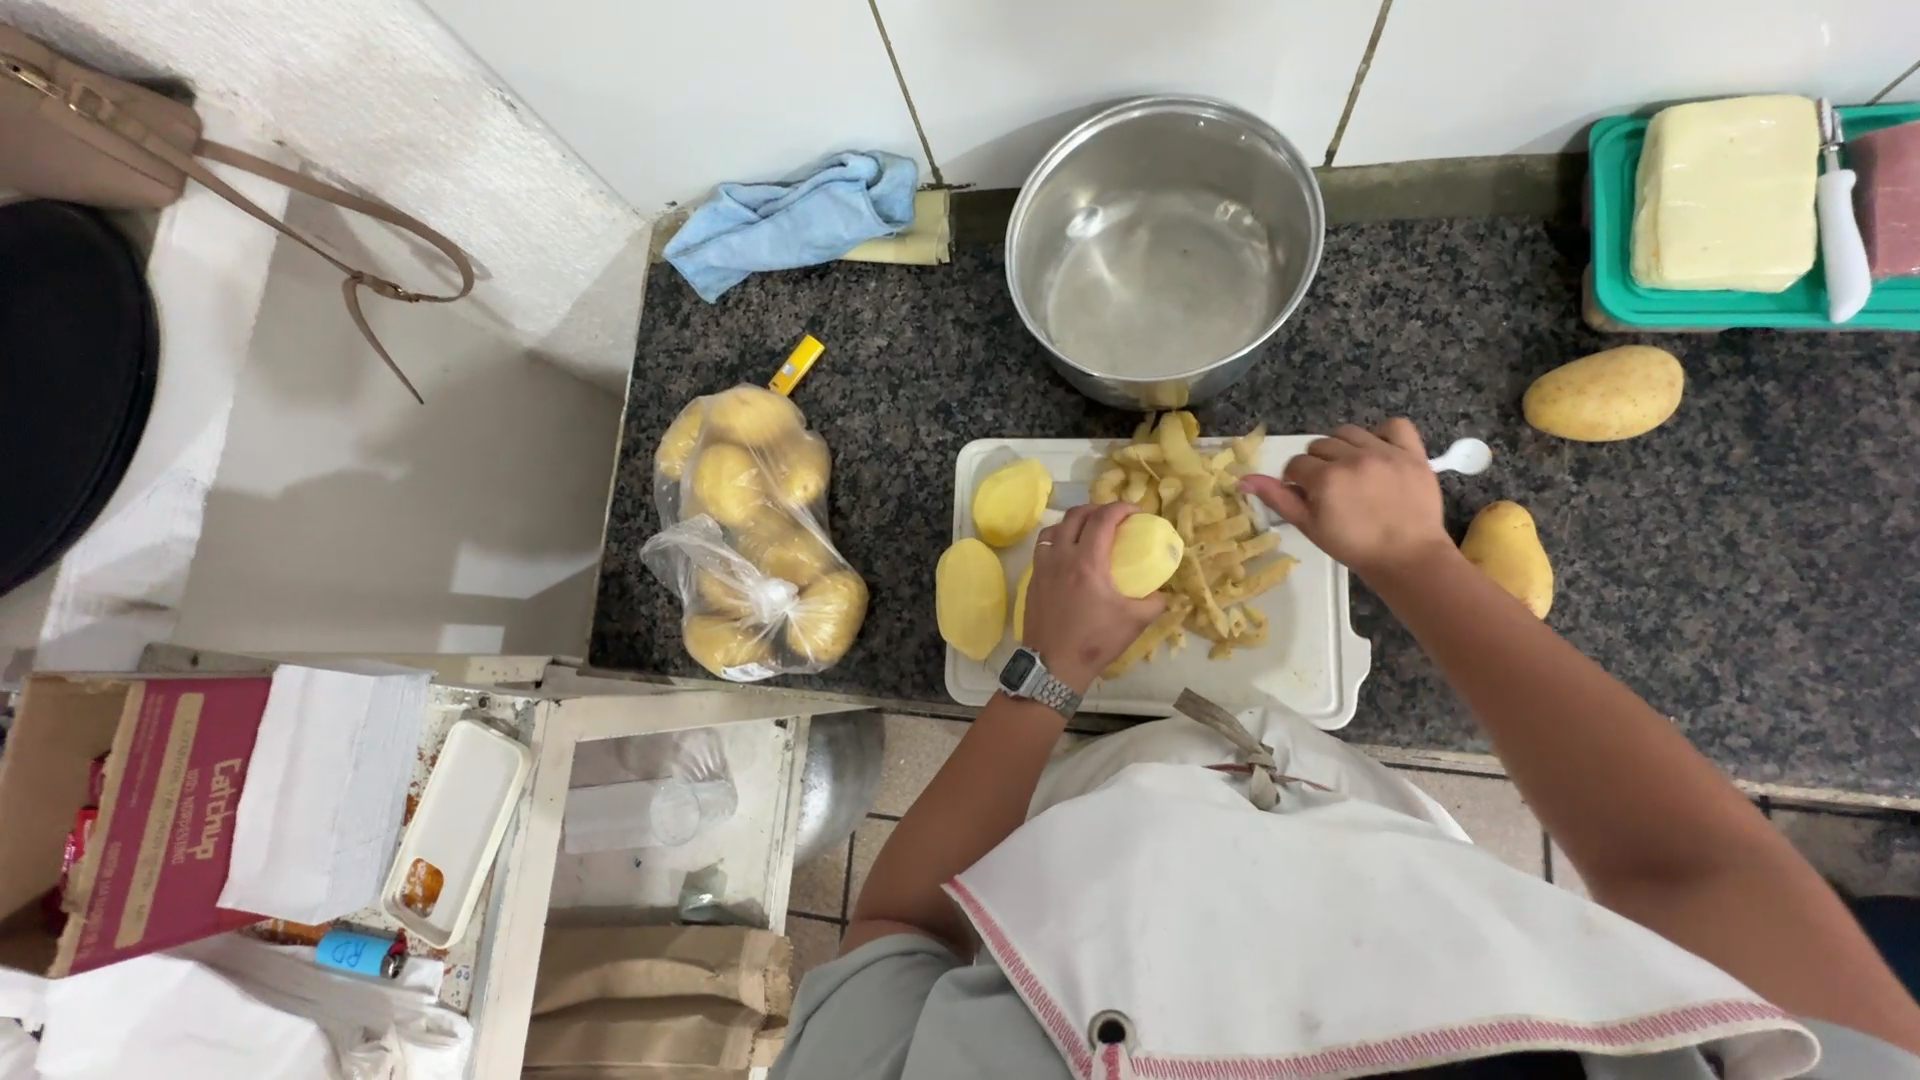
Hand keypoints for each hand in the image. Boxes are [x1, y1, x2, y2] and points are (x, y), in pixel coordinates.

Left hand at [1022, 502, 1167, 693]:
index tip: (1136, 511)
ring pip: (1054, 528)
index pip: (1103, 519)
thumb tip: (1162, 593)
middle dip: (1097, 508)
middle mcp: (1061, 557)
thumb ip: (1154, 602)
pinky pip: (1043, 547)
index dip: (1121, 508)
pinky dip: (1058, 540)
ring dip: (1073, 522)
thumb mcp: (1134, 622)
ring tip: (1088, 530)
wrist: (1053, 665)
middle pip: (1076, 516)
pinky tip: (1068, 555)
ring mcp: (1042, 568)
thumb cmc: (1095, 642)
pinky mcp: (1032, 580)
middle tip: (1114, 516)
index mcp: (1087, 562)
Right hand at [1239, 419, 1454, 578]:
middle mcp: (1353, 458)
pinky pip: (1394, 426)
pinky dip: (1382, 434)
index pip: (1296, 464)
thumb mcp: (1309, 525)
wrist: (1407, 556)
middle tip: (1330, 487)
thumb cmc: (1353, 546)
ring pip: (1349, 432)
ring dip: (1342, 447)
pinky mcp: (1412, 453)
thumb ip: (1278, 498)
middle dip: (1318, 464)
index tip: (1308, 496)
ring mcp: (1385, 453)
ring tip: (1351, 470)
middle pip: (1319, 445)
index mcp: (1325, 478)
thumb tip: (1243, 479)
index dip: (1296, 481)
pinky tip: (1378, 452)